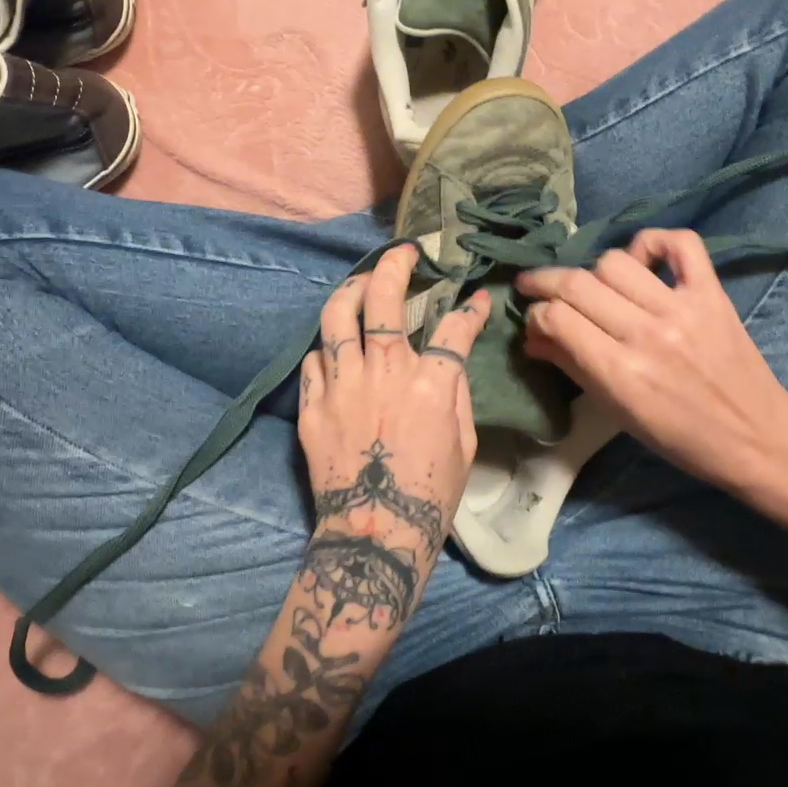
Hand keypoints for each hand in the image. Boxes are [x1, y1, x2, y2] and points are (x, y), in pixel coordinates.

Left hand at [298, 244, 491, 557]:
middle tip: (403, 255)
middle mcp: (382, 371)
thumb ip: (455, 391)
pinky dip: (327, 346)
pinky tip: (337, 347)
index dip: (471, 309)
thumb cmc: (430, 492)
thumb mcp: (463, 441)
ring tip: (361, 284)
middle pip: (382, 299)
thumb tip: (449, 357)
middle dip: (394, 266)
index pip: (455, 328)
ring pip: (336, 316)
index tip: (476, 299)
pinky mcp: (311, 404)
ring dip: (351, 291)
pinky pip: (314, 358)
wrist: (374, 532)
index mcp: (429, 383)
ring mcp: (341, 384)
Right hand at [516, 229, 787, 490]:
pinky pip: (679, 243)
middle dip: (545, 282)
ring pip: (616, 261)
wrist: (754, 438)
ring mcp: (681, 308)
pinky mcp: (711, 293)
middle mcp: (646, 334)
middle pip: (578, 283)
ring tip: (597, 287)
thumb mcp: (616, 411)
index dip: (535, 313)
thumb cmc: (678, 436)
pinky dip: (653, 242)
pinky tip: (642, 260)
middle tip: (536, 287)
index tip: (535, 319)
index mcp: (619, 372)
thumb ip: (571, 366)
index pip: (557, 317)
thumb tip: (531, 336)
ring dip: (595, 271)